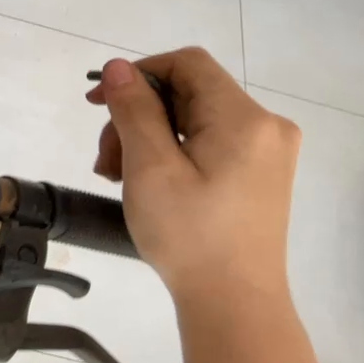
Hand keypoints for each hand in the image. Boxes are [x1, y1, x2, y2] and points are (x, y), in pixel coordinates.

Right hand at [87, 49, 300, 300]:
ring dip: (147, 138)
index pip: (187, 64)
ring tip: (119, 178)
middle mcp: (266, 126)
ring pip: (193, 120)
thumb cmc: (188, 232)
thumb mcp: (150, 167)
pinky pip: (207, 143)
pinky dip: (170, 153)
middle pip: (187, 94)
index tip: (96, 105)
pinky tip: (147, 182)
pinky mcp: (259, 174)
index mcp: (244, 119)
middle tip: (106, 161)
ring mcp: (267, 151)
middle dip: (136, 117)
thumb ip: (134, 111)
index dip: (138, 74)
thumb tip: (118, 67)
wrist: (233, 299)